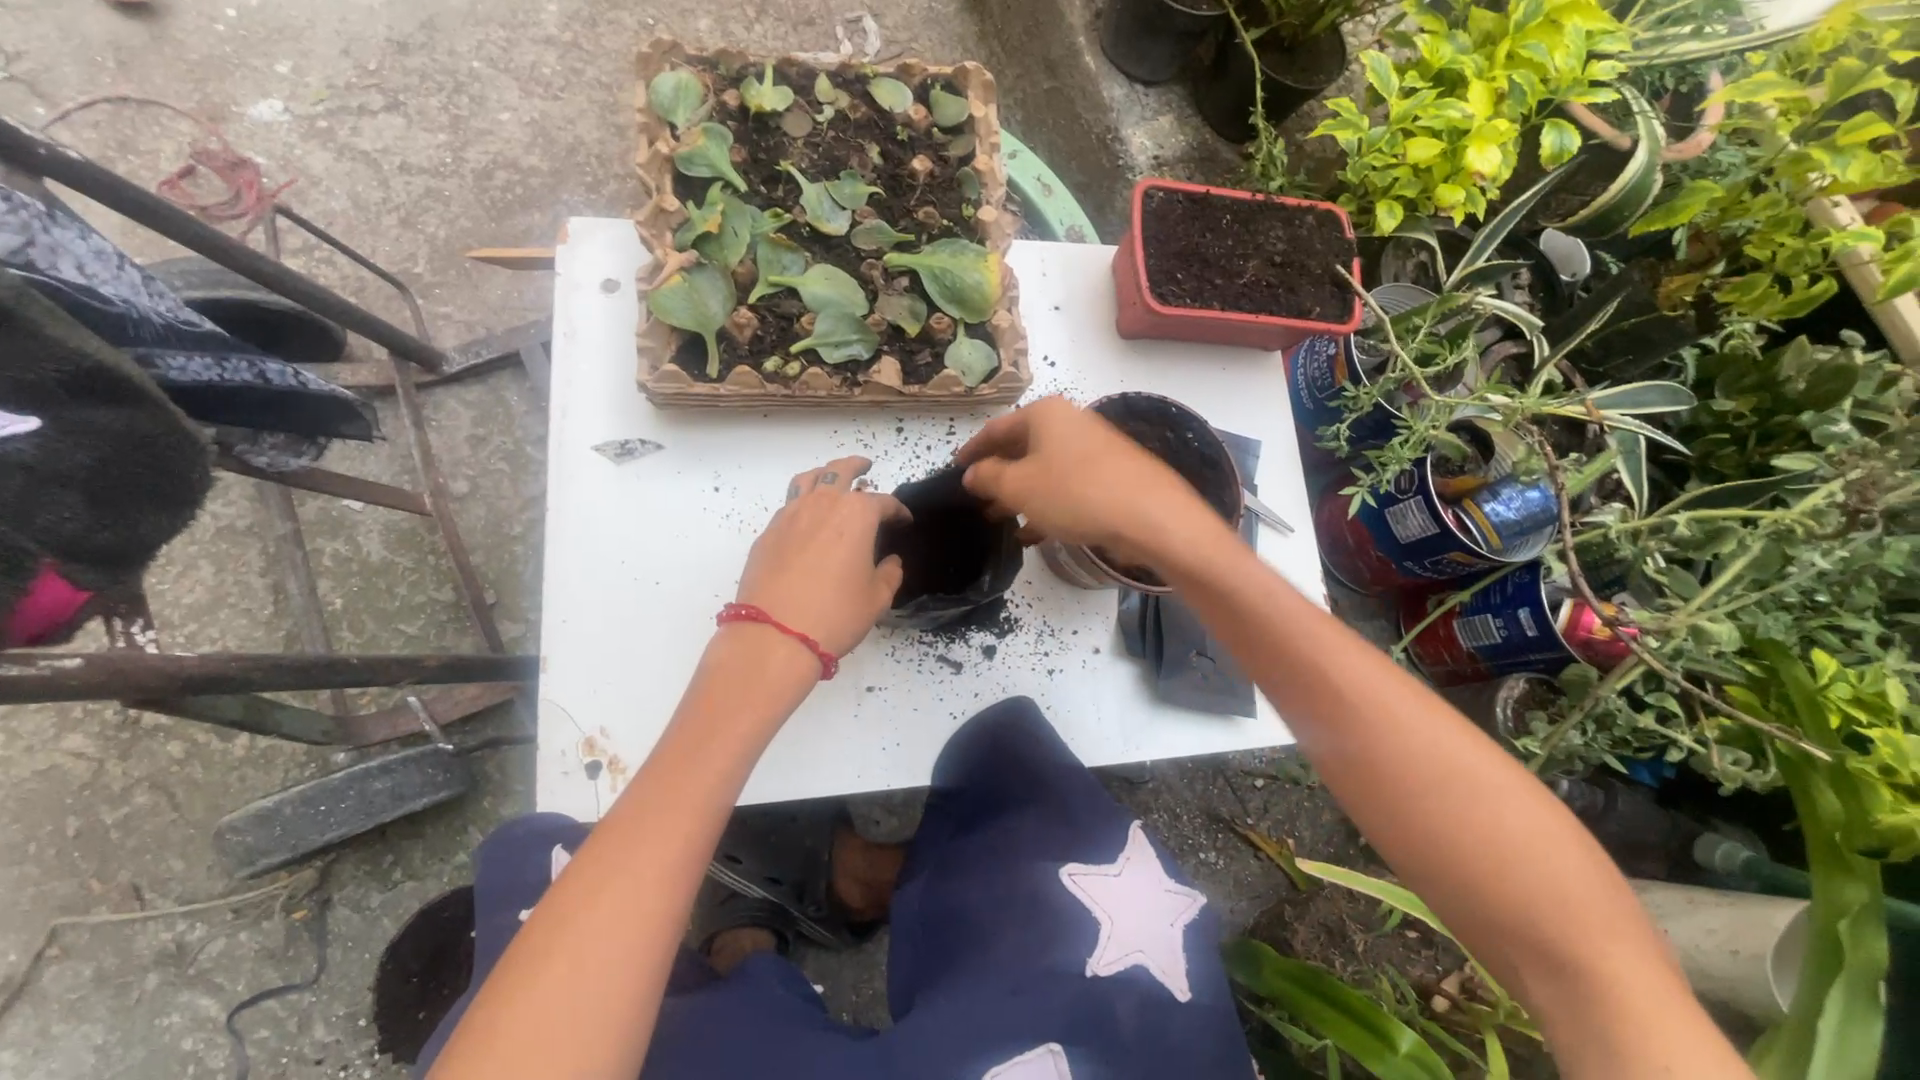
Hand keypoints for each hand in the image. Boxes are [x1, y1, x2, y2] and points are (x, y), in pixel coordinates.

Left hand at [735, 456, 909, 658]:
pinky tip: (806, 519)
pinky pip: (788, 505)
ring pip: (807, 480)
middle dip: (856, 466)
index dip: (897, 510)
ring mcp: (790, 515)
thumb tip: (890, 562)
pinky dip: (802, 502)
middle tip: (866, 467)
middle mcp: (822, 504)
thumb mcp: (877, 599)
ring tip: (831, 479)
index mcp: (856, 515)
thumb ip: (890, 574)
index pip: (883, 502)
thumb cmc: (836, 614)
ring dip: (824, 474)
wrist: (775, 634)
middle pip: (840, 470)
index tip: (903, 520)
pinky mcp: (768, 533)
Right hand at [956, 397, 1223, 566]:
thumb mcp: (1019, 487)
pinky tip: (1034, 533)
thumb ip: (988, 477)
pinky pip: (1067, 487)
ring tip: (1000, 520)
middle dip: (998, 476)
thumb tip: (973, 473)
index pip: (995, 429)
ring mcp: (1093, 449)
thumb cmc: (1074, 493)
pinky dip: (1047, 505)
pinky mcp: (1111, 475)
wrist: (1150, 515)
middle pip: (1022, 448)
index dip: (972, 451)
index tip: (956, 470)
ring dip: (1020, 494)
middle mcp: (1069, 423)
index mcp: (1044, 414)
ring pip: (1044, 470)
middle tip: (976, 500)